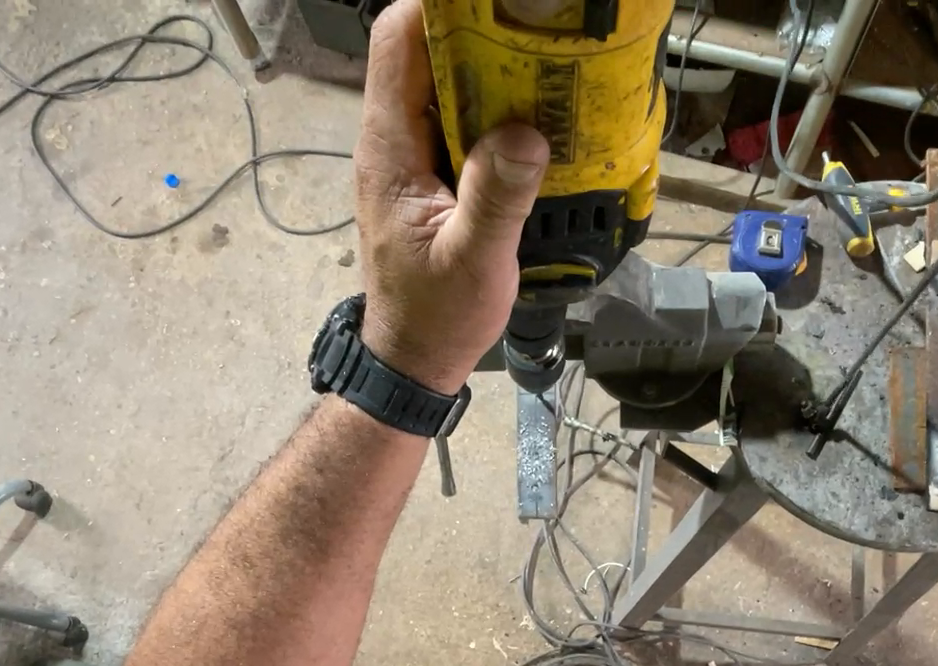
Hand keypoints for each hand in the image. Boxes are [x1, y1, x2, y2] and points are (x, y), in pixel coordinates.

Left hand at [353, 0, 548, 395]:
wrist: (416, 358)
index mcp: (390, 147)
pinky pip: (459, 131)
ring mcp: (411, 162)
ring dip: (493, 81)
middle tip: (543, 45)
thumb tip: (528, 132)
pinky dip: (494, 121)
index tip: (503, 14)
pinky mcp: (430, 184)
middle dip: (483, 41)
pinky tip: (533, 133)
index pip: (399, 39)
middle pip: (427, 56)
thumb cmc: (437, 316)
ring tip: (548, 82)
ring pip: (446, 92)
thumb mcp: (473, 261)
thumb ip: (496, 196)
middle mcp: (393, 142)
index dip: (445, 10)